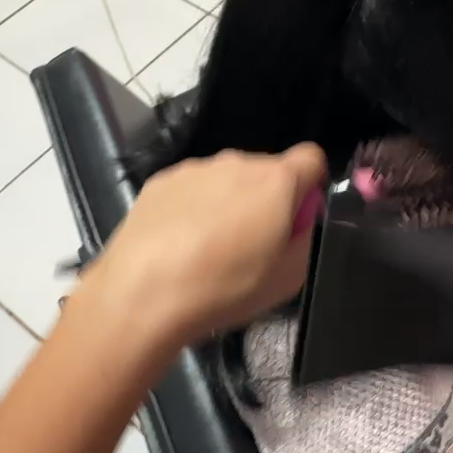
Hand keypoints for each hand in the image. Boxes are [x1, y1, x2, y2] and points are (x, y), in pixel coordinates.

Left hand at [81, 143, 326, 346]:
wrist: (141, 295)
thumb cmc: (225, 287)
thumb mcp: (289, 278)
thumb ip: (306, 239)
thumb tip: (299, 221)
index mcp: (276, 181)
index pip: (311, 157)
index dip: (311, 185)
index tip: (298, 218)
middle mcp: (237, 162)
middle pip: (265, 171)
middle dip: (267, 200)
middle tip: (252, 246)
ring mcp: (194, 168)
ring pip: (226, 180)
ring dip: (227, 204)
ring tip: (208, 251)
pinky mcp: (160, 181)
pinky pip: (190, 190)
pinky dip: (192, 209)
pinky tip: (177, 245)